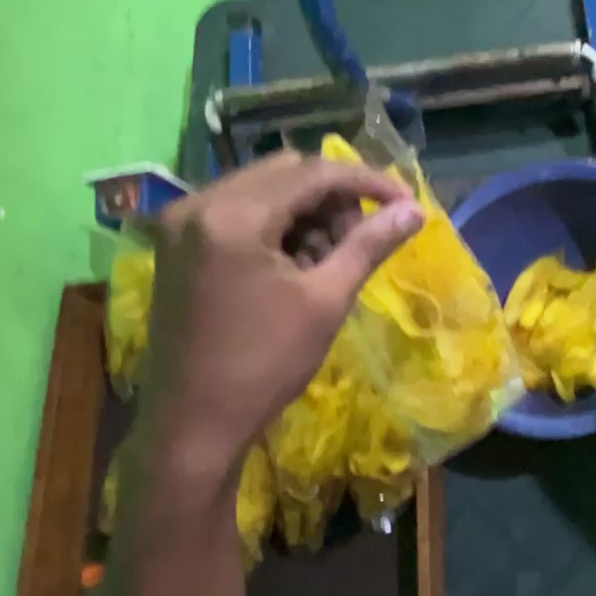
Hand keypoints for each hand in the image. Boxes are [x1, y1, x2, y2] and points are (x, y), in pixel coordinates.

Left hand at [138, 151, 423, 481]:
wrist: (194, 423)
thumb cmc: (265, 364)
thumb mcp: (327, 300)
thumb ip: (370, 245)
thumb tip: (416, 211)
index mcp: (232, 216)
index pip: (314, 173)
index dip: (368, 182)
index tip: (407, 204)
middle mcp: (198, 204)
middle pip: (286, 172)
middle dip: (335, 198)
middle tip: (363, 239)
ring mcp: (182, 224)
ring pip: (265, 189)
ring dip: (307, 212)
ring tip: (330, 259)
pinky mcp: (179, 245)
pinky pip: (240, 210)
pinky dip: (278, 226)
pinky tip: (298, 264)